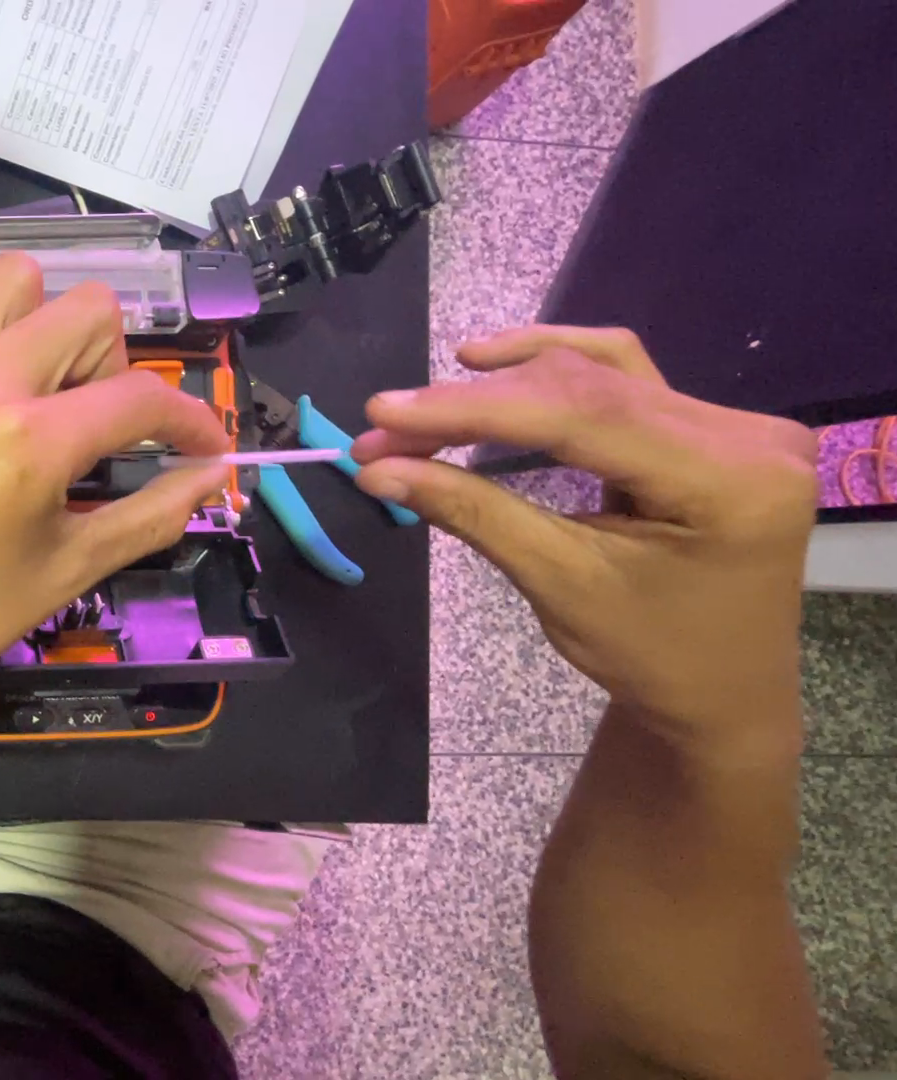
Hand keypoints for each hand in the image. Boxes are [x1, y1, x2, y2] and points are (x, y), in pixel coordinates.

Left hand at [0, 255, 228, 797]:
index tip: (199, 445)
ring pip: (10, 280)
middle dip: (113, 366)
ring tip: (26, 388)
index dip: (190, 421)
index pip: (141, 398)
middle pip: (88, 310)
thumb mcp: (66, 572)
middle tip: (90, 425)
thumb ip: (151, 515)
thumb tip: (213, 475)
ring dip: (41, 324)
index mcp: (31, 441)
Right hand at [350, 326, 817, 760]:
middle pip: (582, 384)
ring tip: (424, 402)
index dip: (469, 407)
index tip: (381, 414)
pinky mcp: (702, 428)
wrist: (719, 687)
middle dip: (469, 402)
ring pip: (596, 368)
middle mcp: (741, 432)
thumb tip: (377, 471)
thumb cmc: (646, 649)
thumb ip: (470, 512)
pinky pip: (616, 377)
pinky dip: (544, 373)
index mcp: (726, 478)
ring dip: (501, 378)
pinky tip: (495, 366)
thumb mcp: (554, 581)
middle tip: (382, 431)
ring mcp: (728, 424)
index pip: (578, 414)